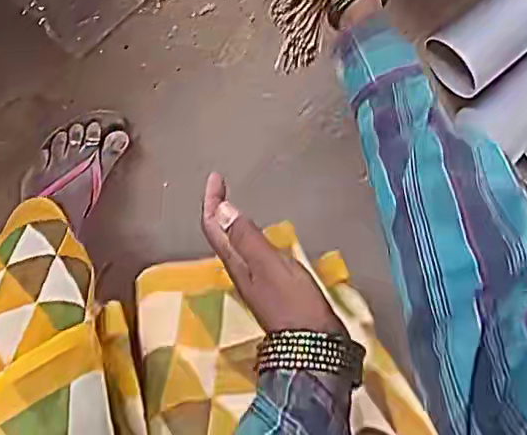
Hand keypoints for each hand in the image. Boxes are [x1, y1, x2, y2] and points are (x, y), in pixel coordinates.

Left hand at [200, 173, 345, 334]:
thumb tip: (221, 207)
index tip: (216, 178)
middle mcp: (242, 272)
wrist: (315, 349)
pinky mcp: (273, 286)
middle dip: (218, 208)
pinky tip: (260, 234)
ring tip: (234, 204)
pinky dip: (249, 235)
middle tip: (222, 186)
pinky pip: (251, 252)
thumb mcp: (269, 265)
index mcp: (237, 265)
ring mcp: (256, 281)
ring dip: (232, 222)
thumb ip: (246, 237)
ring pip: (235, 244)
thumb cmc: (293, 305)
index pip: (214, 228)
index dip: (212, 201)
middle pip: (221, 235)